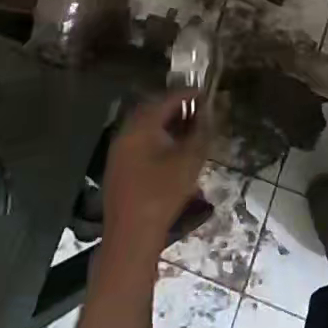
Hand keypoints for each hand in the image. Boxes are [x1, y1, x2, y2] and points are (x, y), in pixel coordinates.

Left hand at [101, 88, 209, 257]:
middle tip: (197, 110)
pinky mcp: (118, 168)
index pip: (166, 100)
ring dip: (166, 125)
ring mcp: (118, 152)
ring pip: (144, 128)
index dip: (187, 94)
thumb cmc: (163, 194)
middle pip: (151, 111)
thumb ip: (201, 132)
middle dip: (175, 108)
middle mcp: (125, 133)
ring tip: (188, 130)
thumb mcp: (190, 161)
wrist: (132, 234)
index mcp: (141, 127)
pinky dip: (157, 139)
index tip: (205, 93)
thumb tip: (209, 113)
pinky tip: (171, 152)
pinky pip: (139, 143)